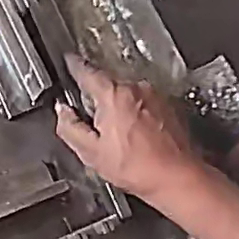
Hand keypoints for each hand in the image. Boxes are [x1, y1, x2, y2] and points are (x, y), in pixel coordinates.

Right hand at [54, 53, 202, 197]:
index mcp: (113, 96)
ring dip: (117, 110)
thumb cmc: (138, 166)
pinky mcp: (168, 107)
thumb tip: (62, 112)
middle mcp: (136, 89)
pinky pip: (142, 104)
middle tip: (92, 126)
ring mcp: (155, 97)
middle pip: (107, 86)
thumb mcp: (90, 152)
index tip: (68, 61)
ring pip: (125, 96)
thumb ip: (69, 127)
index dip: (74, 66)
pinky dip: (135, 116)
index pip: (87, 72)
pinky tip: (134, 139)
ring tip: (117, 138)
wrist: (176, 177)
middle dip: (97, 101)